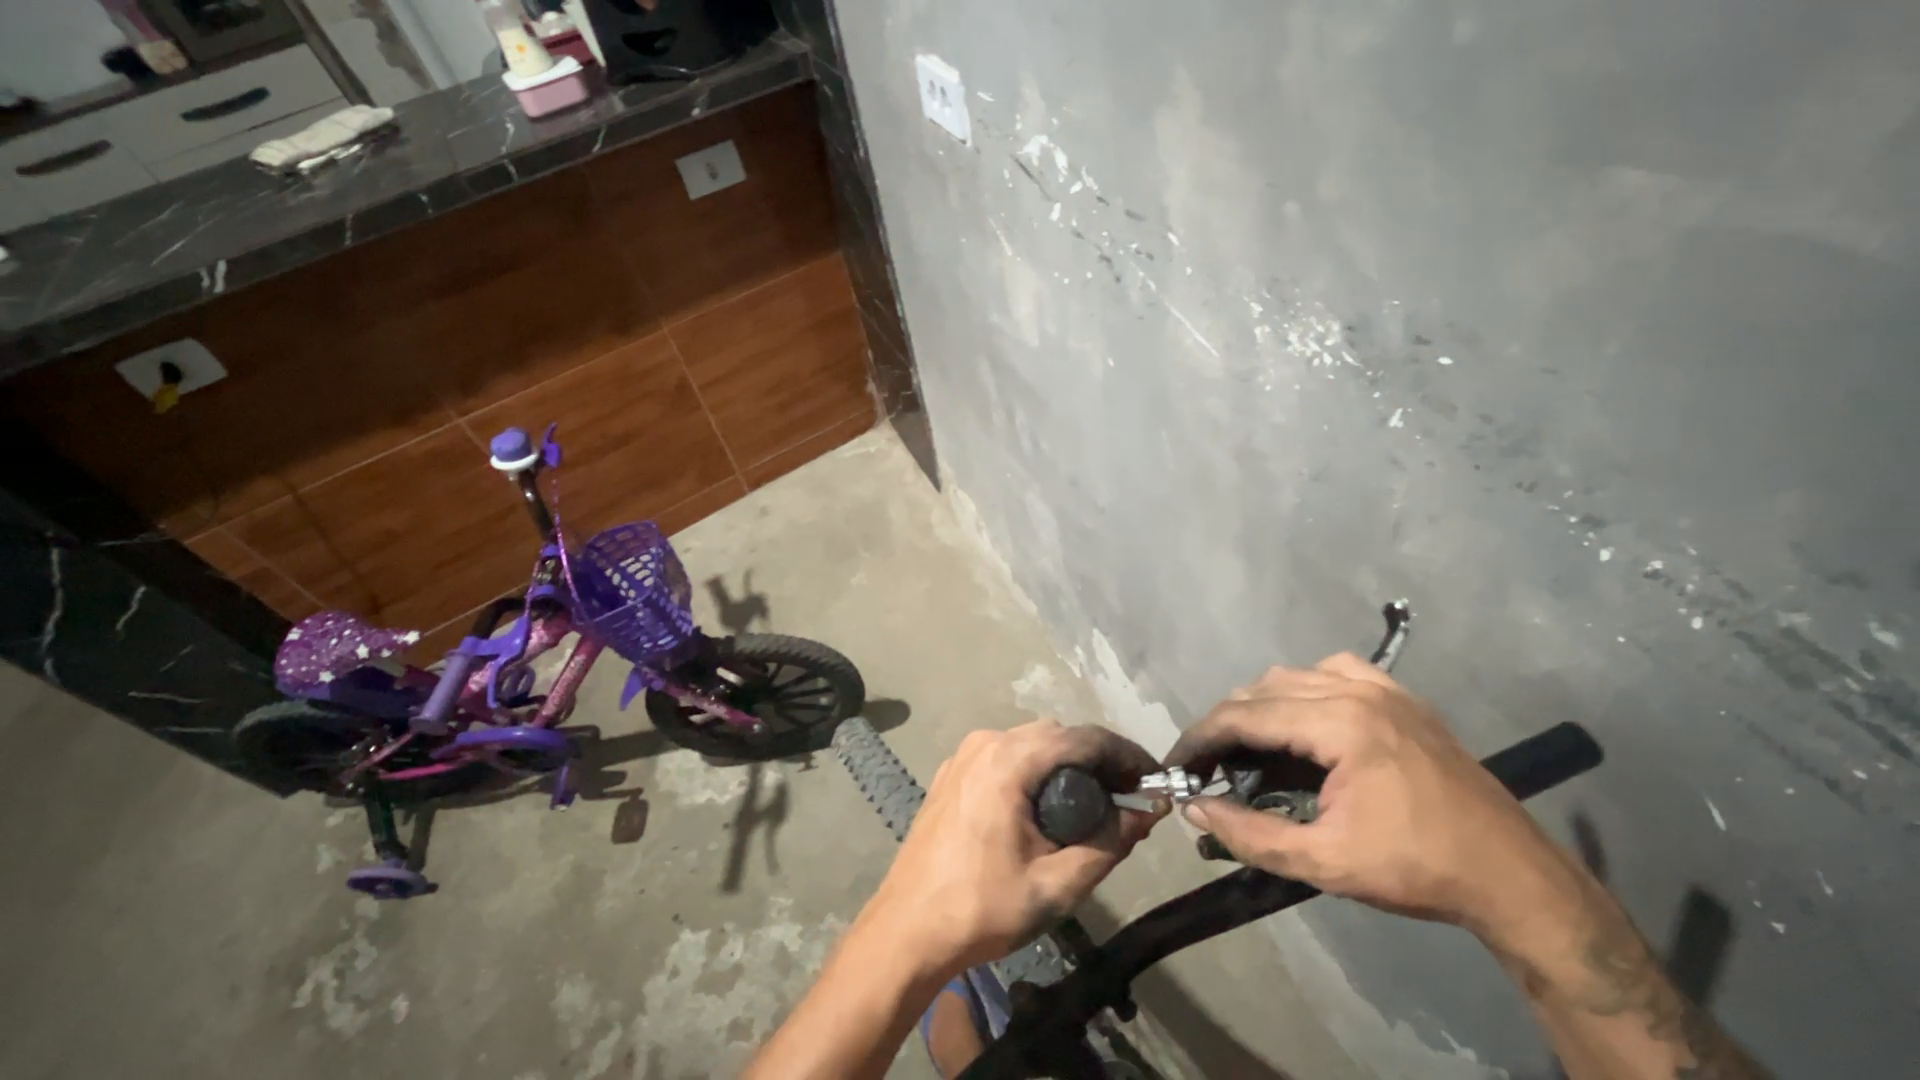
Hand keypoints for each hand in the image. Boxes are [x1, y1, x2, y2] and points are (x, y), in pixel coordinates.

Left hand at [863, 720, 1162, 971]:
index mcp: (1006, 761)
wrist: (907, 931)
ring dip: (1067, 765)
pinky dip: (1036, 772)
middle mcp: (984, 744)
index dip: (1125, 755)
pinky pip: (1006, 759)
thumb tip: (1146, 814)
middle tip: (1130, 796)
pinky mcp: (952, 776)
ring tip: (1097, 803)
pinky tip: (1049, 808)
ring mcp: (963, 758)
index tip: (1154, 780)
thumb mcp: (1056, 885)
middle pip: (1057, 735)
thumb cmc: (981, 908)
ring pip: (1031, 744)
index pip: (1083, 738)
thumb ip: (1109, 844)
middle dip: (1099, 760)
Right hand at [1164, 653, 1583, 937]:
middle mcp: (1358, 691)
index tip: (1177, 767)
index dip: (1200, 738)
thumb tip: (1193, 810)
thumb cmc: (1415, 868)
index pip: (1244, 715)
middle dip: (1226, 723)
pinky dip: (1305, 689)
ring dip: (1262, 705)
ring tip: (1249, 747)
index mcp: (1339, 724)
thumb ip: (1249, 834)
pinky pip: (1337, 671)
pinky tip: (1306, 721)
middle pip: (1263, 688)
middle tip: (1208, 765)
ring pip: (1295, 675)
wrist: (1510, 874)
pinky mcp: (1404, 699)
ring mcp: (1385, 689)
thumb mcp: (1323, 862)